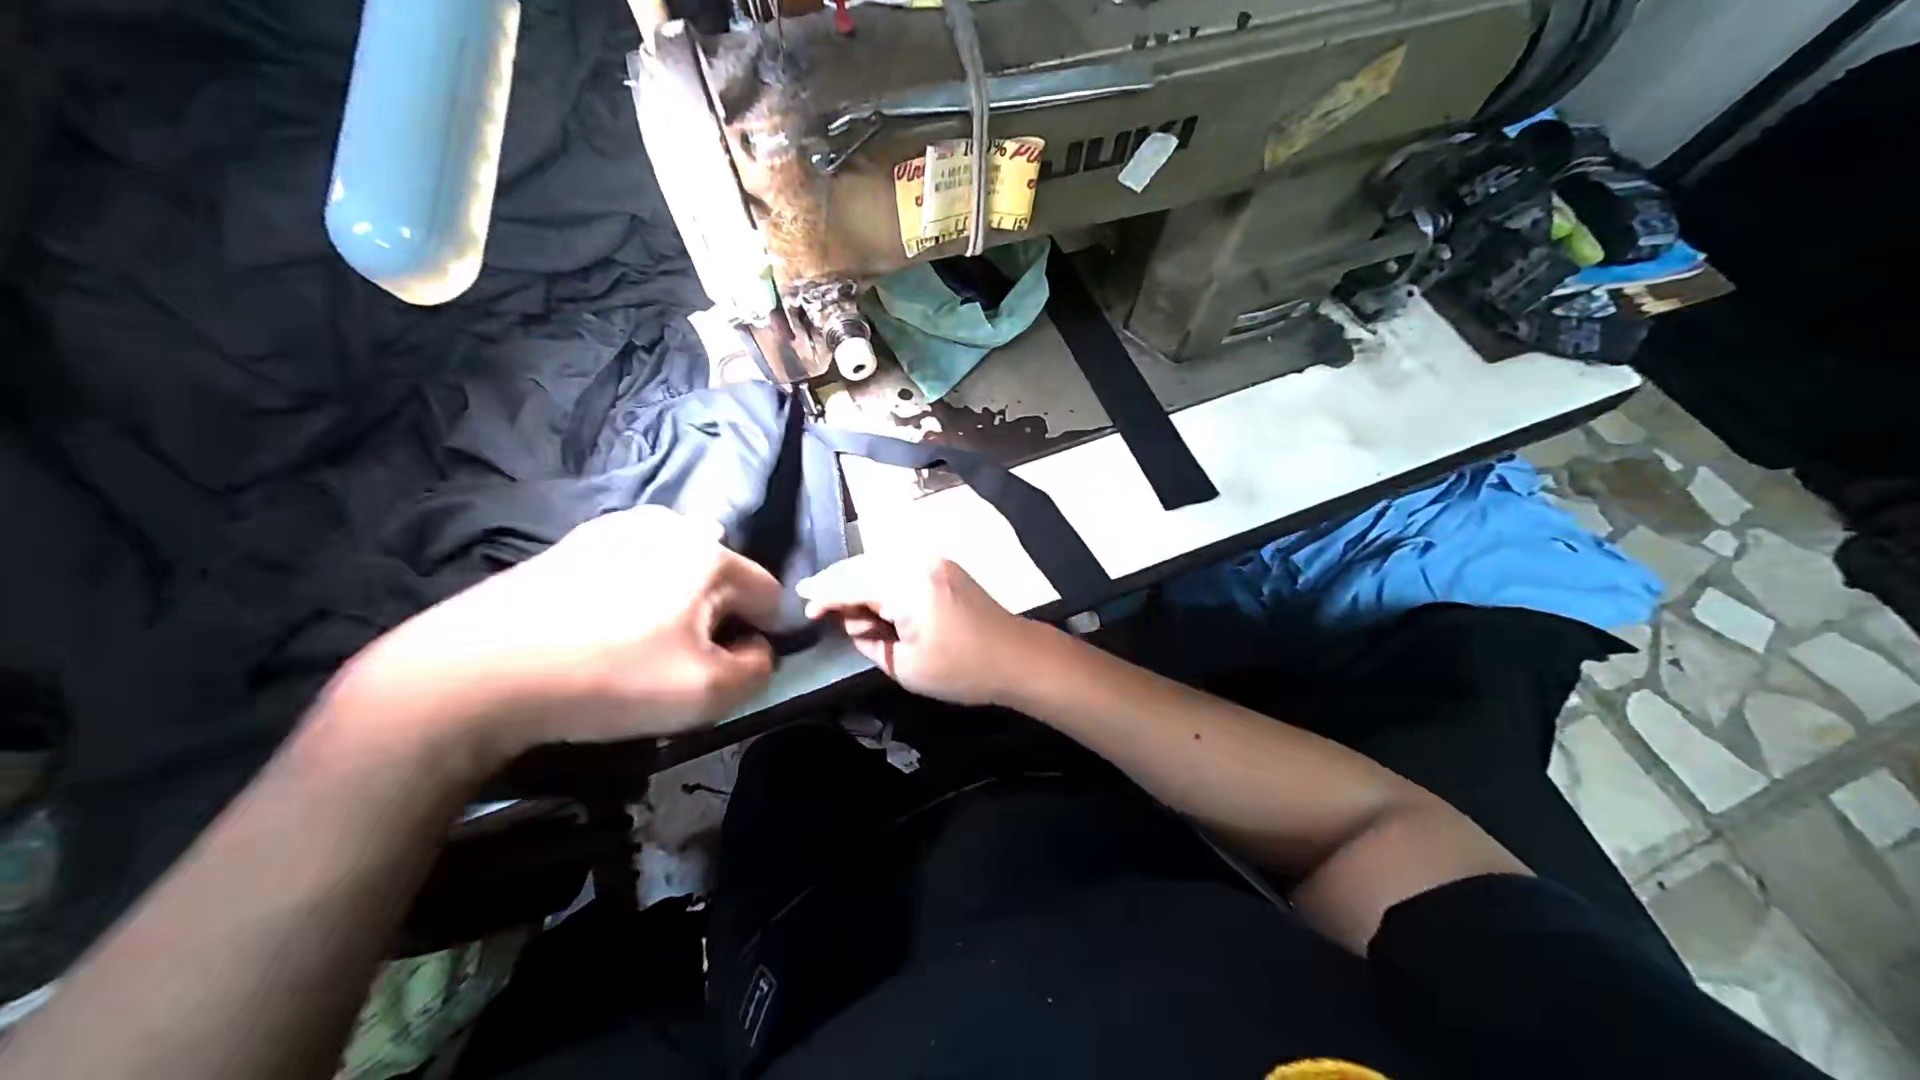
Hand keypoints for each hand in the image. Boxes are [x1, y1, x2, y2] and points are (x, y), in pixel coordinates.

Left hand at [338, 506, 785, 760]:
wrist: (476, 673)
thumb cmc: (609, 679)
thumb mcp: (709, 694)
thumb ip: (759, 669)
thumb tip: (755, 649)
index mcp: (710, 554)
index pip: (771, 595)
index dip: (763, 638)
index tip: (732, 671)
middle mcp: (671, 525)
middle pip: (723, 582)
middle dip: (718, 621)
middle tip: (680, 665)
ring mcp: (617, 528)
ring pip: (678, 574)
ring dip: (677, 609)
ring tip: (639, 650)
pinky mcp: (575, 543)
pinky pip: (634, 570)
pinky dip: (636, 599)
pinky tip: (603, 632)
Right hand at [796, 555, 1053, 705]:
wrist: (1017, 657)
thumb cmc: (961, 670)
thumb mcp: (904, 667)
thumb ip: (868, 640)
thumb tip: (852, 621)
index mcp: (908, 585)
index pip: (852, 583)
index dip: (824, 593)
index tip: (803, 605)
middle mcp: (918, 562)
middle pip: (863, 566)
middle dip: (837, 584)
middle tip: (815, 604)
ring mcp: (933, 560)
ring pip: (879, 563)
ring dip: (857, 581)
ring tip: (841, 605)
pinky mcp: (943, 566)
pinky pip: (898, 566)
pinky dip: (879, 579)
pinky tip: (870, 597)